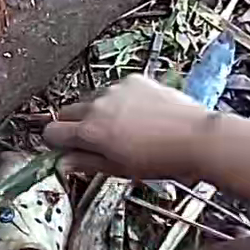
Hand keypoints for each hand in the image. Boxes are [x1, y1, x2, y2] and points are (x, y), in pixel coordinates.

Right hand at [43, 75, 219, 180]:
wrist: (197, 138)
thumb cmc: (162, 158)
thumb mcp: (118, 169)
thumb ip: (85, 163)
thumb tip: (63, 163)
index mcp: (90, 132)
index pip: (52, 131)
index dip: (56, 141)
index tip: (64, 147)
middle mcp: (97, 106)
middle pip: (67, 112)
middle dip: (74, 125)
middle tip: (94, 140)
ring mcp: (115, 90)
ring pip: (93, 100)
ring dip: (100, 112)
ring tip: (126, 128)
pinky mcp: (132, 80)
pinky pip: (116, 90)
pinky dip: (121, 100)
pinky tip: (140, 114)